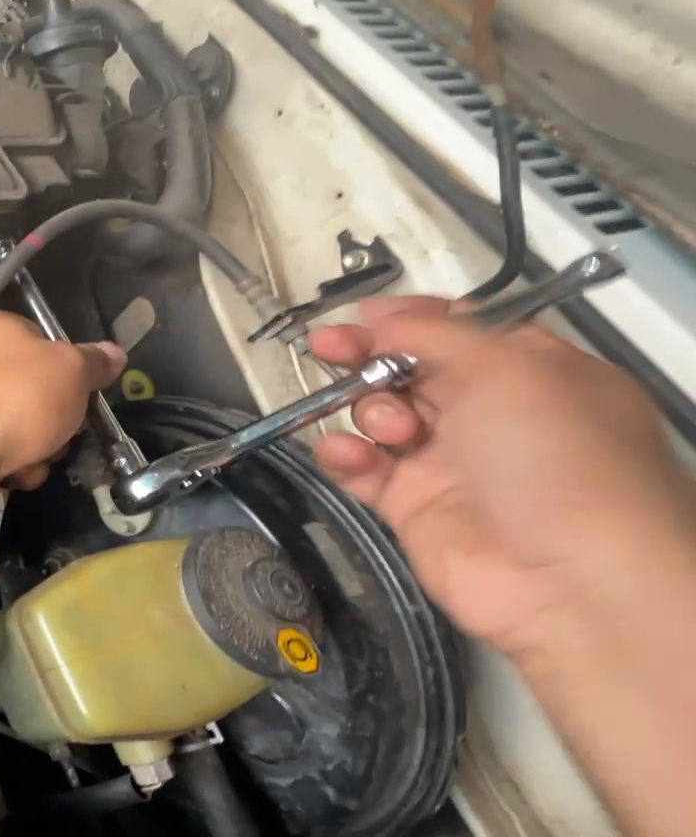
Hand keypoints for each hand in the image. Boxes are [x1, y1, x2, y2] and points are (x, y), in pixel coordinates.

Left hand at [0, 311, 124, 523]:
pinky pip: (8, 455)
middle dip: (59, 418)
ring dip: (42, 448)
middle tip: (64, 426)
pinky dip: (17, 465)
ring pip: (29, 429)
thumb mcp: (72, 370)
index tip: (87, 388)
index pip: (45, 341)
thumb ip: (95, 362)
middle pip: (41, 392)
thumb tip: (114, 352)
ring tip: (34, 452)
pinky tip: (13, 470)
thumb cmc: (16, 397)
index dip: (70, 367)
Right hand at [310, 298, 689, 657]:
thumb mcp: (509, 371)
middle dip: (363, 355)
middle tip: (328, 347)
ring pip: (375, 413)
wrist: (571, 583)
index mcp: (533, 376)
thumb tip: (378, 316)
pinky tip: (352, 456)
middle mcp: (490, 415)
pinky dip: (343, 454)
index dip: (410, 318)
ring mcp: (446, 460)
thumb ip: (434, 333)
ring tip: (388, 432)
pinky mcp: (409, 502)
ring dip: (365, 410)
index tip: (365, 315)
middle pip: (404, 367)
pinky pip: (356, 464)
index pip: (459, 330)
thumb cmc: (560, 462)